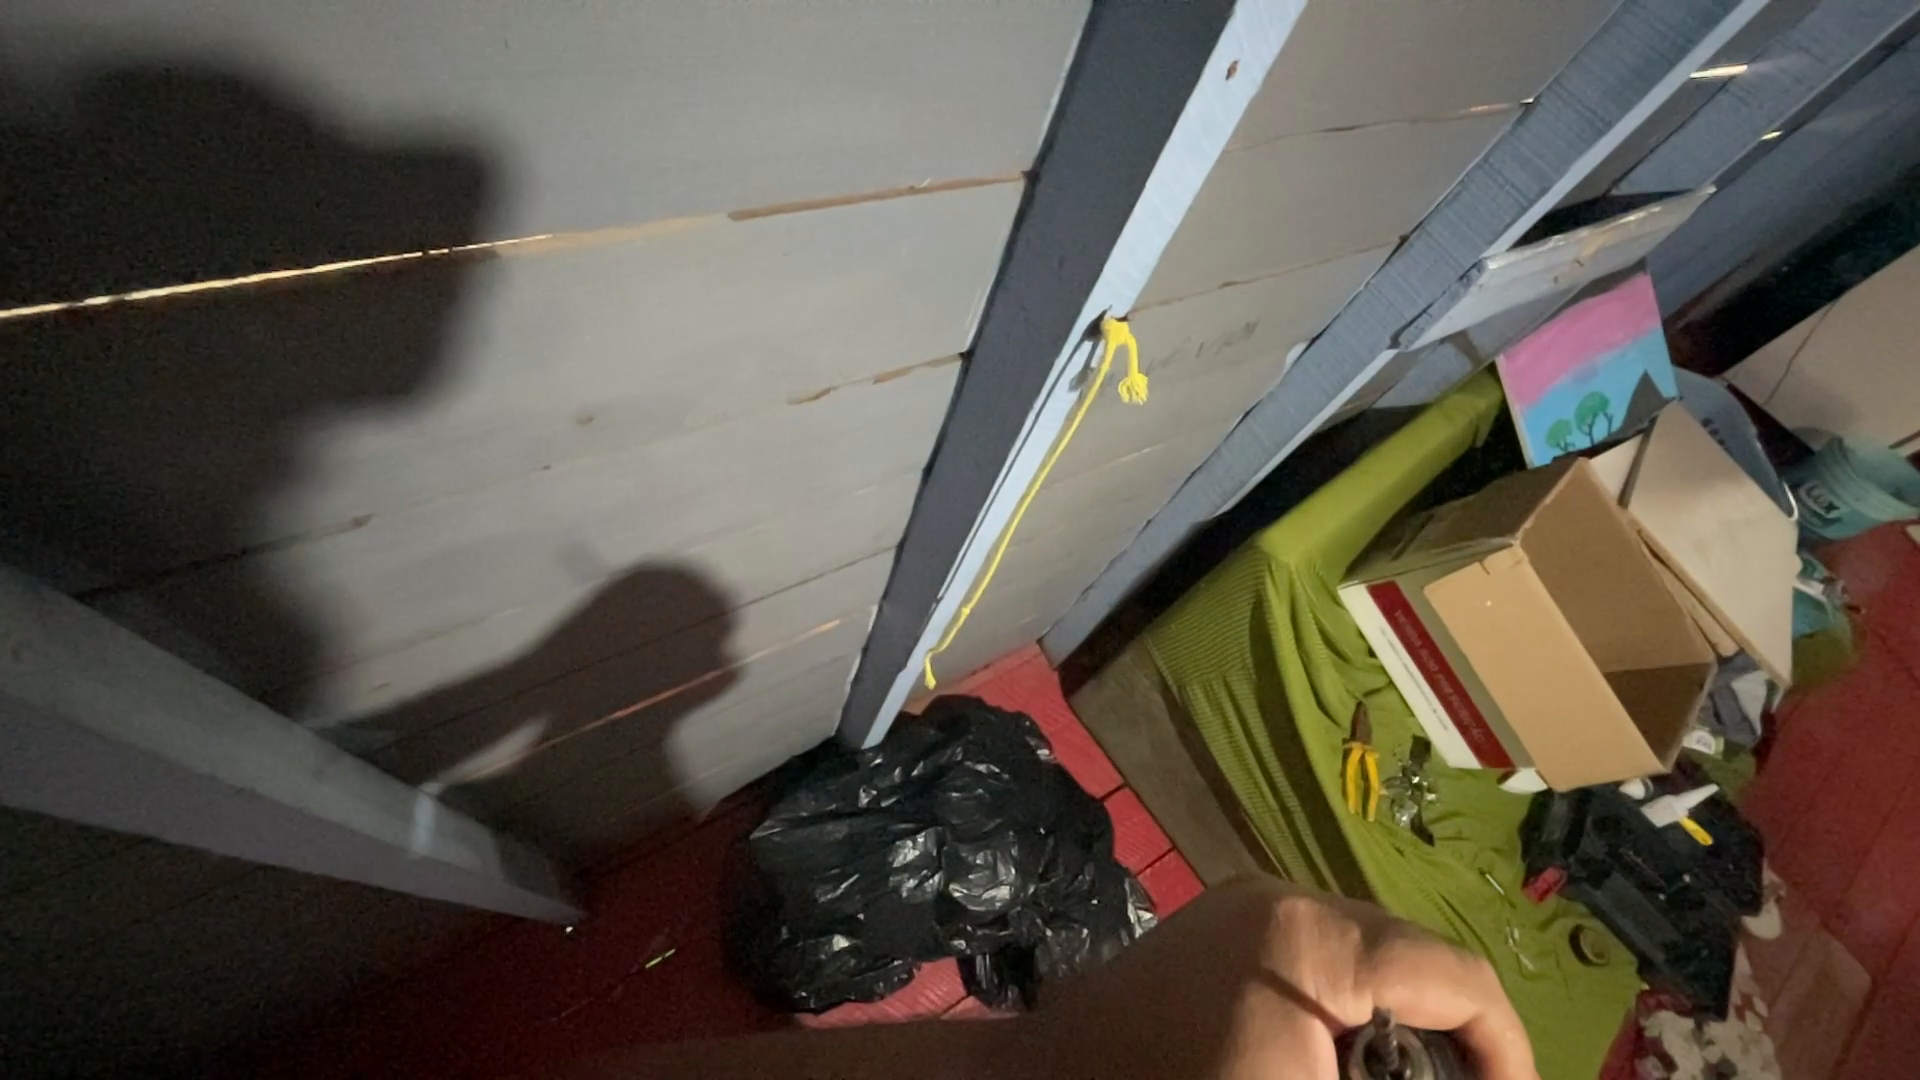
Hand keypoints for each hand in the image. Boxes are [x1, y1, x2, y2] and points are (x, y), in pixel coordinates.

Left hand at [1025, 875, 1537, 1079]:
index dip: (1506, 1052)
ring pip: (1364, 954)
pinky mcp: (1219, 923)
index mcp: (1310, 935)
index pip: (1455, 974)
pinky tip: (1323, 1055)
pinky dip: (1339, 1003)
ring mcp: (1242, 902)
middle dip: (1448, 1038)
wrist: (1060, 1079)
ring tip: (1380, 1074)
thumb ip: (1398, 1076)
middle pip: (1411, 957)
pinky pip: (1312, 954)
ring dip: (1393, 1019)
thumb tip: (1463, 1068)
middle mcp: (1279, 896)